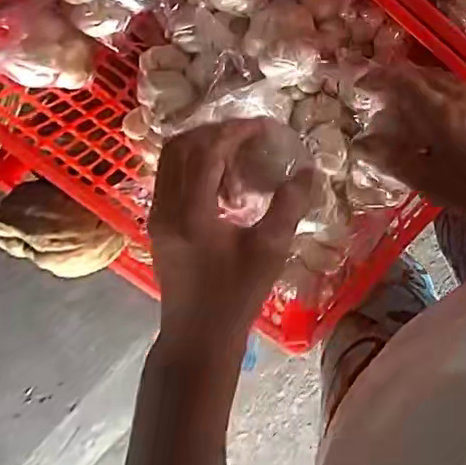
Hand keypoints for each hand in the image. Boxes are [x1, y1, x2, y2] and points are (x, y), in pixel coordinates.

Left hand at [148, 119, 309, 349]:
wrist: (197, 337)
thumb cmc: (236, 295)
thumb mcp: (270, 250)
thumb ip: (289, 206)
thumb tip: (308, 171)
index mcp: (191, 213)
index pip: (207, 152)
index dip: (236, 132)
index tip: (265, 127)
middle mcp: (167, 208)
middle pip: (181, 147)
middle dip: (217, 132)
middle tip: (250, 134)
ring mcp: (158, 215)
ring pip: (171, 160)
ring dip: (203, 146)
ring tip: (238, 154)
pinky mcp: (159, 223)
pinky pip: (171, 176)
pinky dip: (195, 164)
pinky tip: (224, 181)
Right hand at [352, 65, 465, 234]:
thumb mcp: (432, 181)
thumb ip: (395, 158)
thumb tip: (363, 143)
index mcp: (442, 111)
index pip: (401, 80)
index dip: (376, 78)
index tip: (358, 85)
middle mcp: (457, 92)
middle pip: (417, 74)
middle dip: (392, 81)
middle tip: (372, 99)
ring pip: (434, 78)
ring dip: (412, 85)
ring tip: (394, 108)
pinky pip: (449, 85)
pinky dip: (430, 91)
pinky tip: (424, 114)